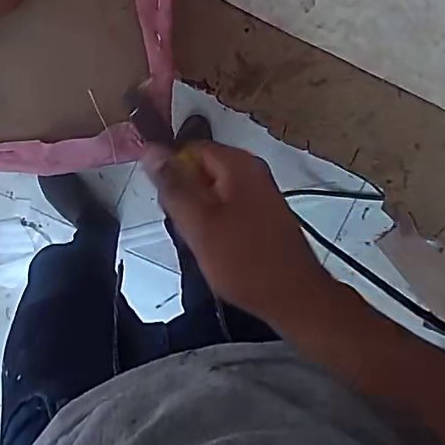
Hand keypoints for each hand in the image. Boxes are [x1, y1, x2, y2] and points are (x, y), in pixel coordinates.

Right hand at [147, 141, 345, 327]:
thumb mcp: (198, 222)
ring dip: (199, 215)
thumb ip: (173, 185)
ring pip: (212, 194)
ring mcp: (260, 195)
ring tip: (202, 241)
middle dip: (185, 196)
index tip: (164, 197)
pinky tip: (217, 249)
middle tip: (186, 225)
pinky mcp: (262, 216)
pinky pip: (227, 211)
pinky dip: (216, 226)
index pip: (189, 147)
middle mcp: (253, 173)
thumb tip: (152, 152)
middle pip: (201, 170)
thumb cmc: (251, 263)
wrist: (292, 297)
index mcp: (238, 165)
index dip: (169, 170)